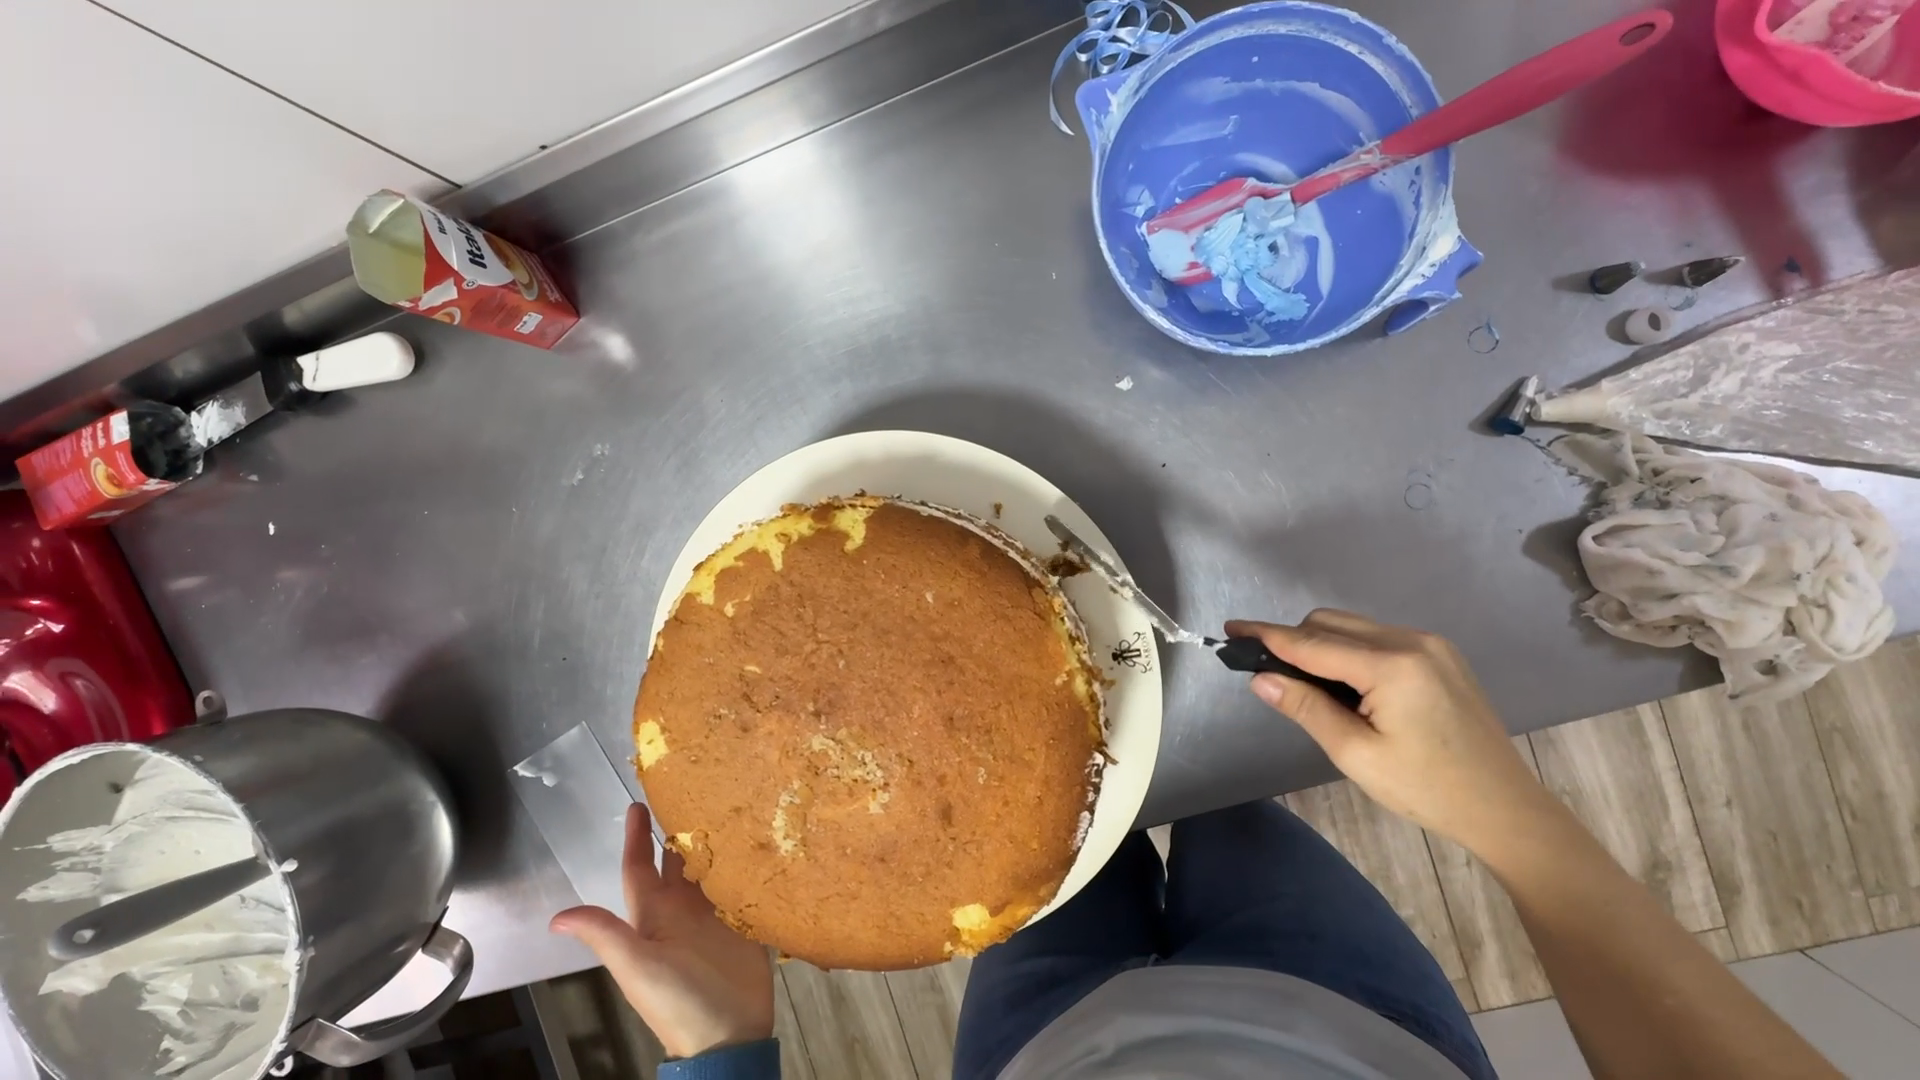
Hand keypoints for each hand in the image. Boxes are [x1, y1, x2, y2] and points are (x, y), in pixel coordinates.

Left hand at [551, 804, 773, 1058]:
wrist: (728, 1034)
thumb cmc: (678, 1002)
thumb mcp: (638, 968)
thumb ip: (606, 936)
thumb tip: (556, 917)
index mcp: (653, 918)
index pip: (639, 868)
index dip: (636, 839)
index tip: (636, 805)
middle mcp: (680, 911)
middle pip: (675, 862)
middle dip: (677, 830)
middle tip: (688, 792)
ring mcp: (713, 916)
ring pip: (708, 869)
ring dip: (711, 842)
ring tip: (722, 807)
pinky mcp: (743, 921)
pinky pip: (740, 885)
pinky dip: (742, 864)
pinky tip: (753, 840)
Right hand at [1226, 611, 1553, 851]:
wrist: (1504, 808)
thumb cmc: (1426, 788)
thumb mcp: (1355, 754)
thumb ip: (1306, 708)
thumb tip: (1260, 678)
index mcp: (1391, 665)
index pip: (1311, 643)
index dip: (1266, 635)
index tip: (1231, 629)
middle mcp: (1411, 641)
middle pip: (1330, 623)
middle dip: (1293, 641)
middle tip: (1268, 674)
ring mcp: (1431, 645)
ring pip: (1353, 627)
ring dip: (1321, 645)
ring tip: (1307, 685)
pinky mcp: (1440, 655)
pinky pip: (1377, 638)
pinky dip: (1350, 652)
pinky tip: (1347, 686)